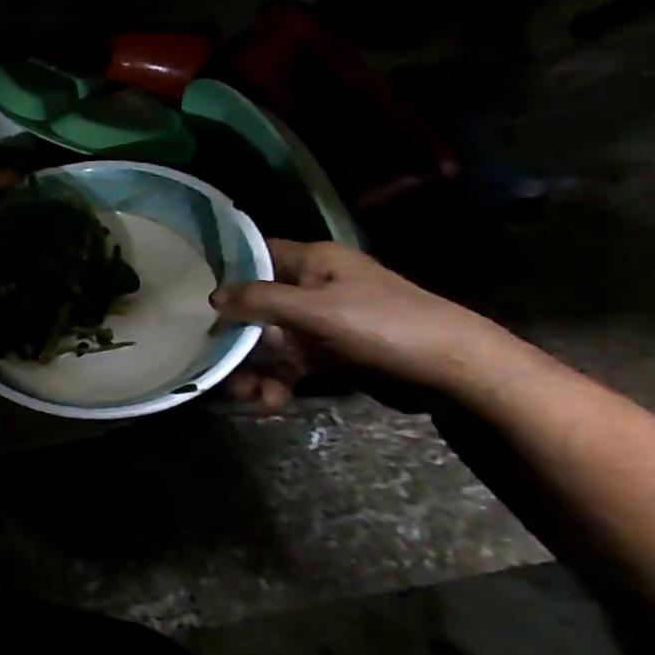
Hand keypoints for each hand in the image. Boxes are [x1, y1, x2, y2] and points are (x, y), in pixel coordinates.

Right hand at [213, 239, 517, 408]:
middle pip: (257, 305)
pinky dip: (279, 380)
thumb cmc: (386, 326)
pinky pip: (292, 363)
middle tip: (216, 362)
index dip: (226, 270)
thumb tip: (212, 296)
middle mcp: (315, 287)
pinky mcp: (333, 353)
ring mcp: (323, 322)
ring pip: (271, 340)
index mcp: (315, 262)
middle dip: (237, 337)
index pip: (256, 254)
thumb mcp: (316, 309)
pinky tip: (271, 399)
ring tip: (244, 393)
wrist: (460, 374)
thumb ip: (260, 300)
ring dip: (254, 367)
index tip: (194, 291)